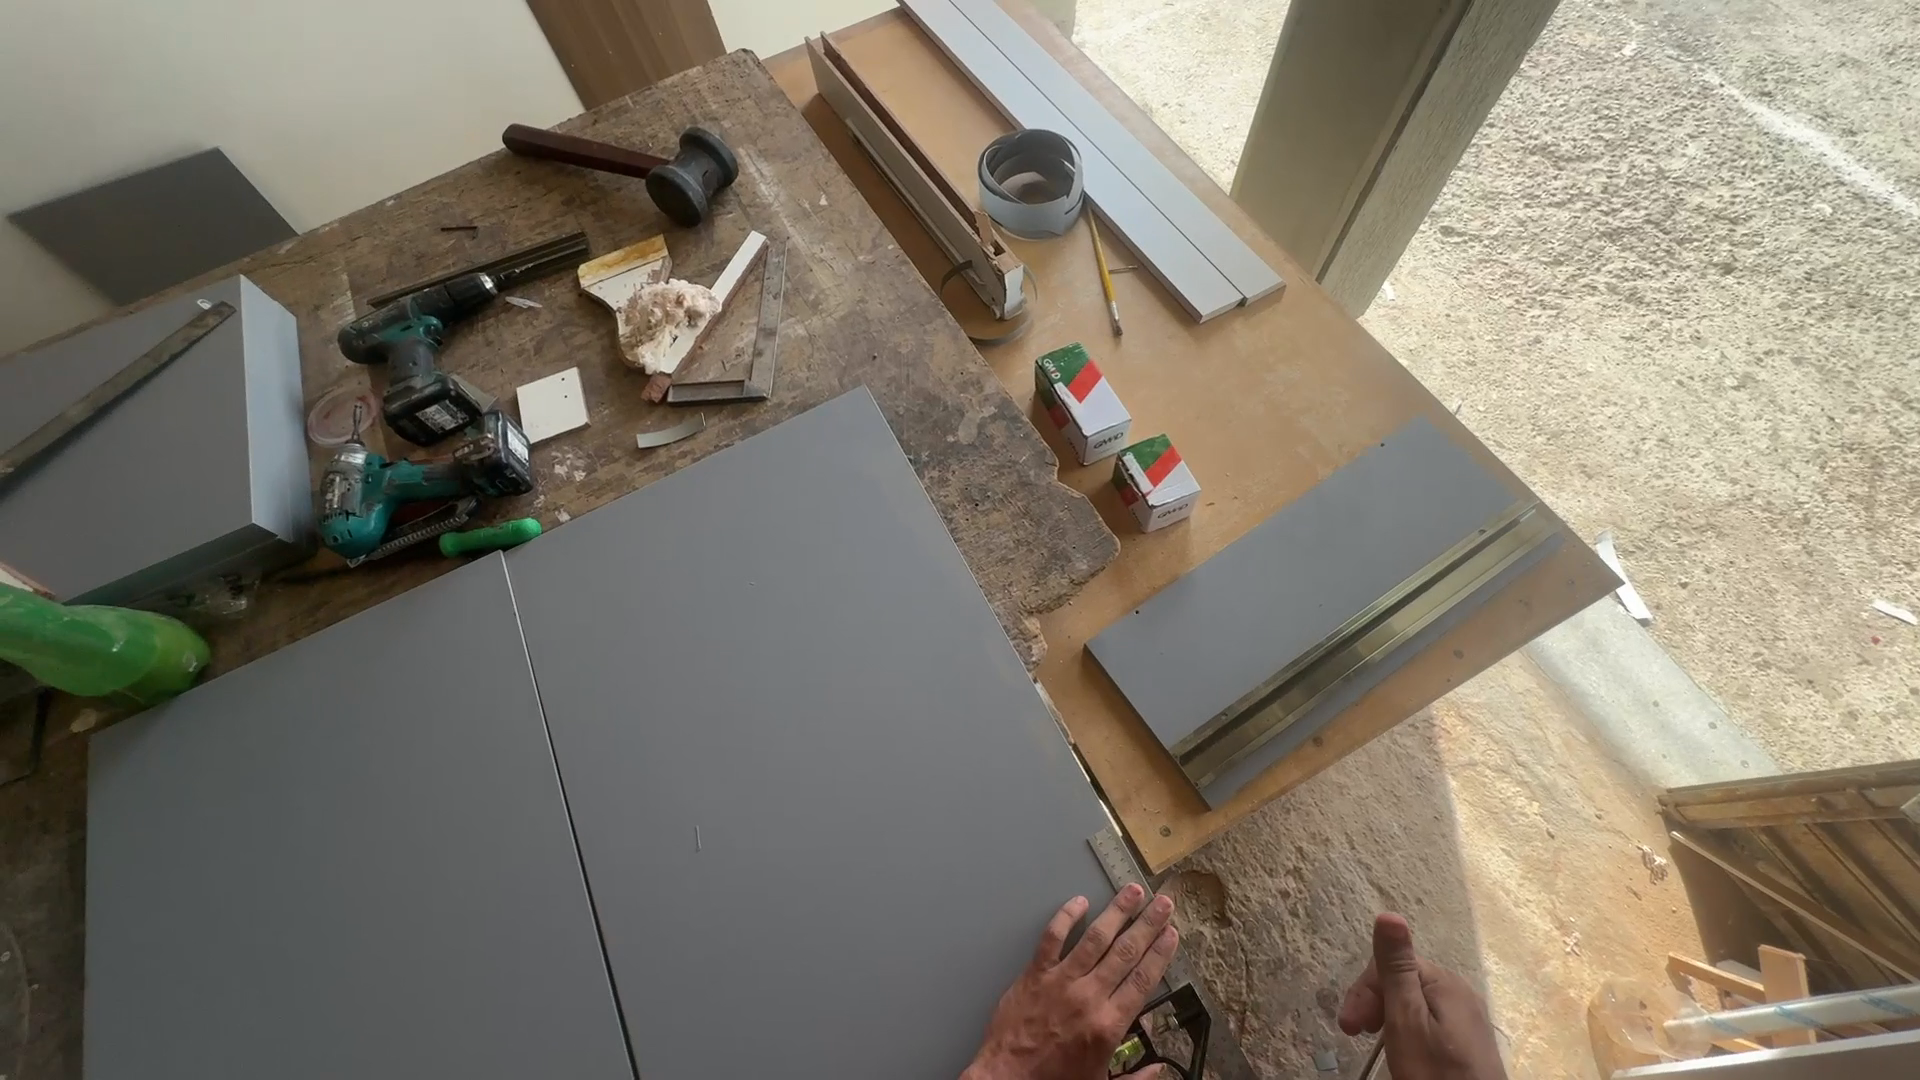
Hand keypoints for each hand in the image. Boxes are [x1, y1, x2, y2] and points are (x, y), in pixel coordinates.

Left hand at [961, 883, 1179, 1079]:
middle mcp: (1088, 997)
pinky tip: (1080, 901)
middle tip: (1162, 902)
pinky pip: (1052, 938)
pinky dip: (1066, 917)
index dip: (1160, 954)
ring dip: (1116, 912)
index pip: (1142, 980)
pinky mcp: (1035, 973)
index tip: (1172, 933)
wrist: (1008, 1079)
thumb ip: (1135, 1078)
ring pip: (1094, 938)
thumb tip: (1160, 1071)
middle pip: (1125, 952)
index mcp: (1108, 1025)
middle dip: (1147, 924)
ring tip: (1131, 891)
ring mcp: (1061, 980)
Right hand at [1338, 914, 1506, 1079]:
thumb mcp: (1406, 1019)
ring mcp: (1467, 1020)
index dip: (1365, 991)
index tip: (1350, 1026)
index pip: (1389, 964)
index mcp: (1445, 982)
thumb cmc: (1435, 1074)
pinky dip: (1407, 1032)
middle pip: (1401, 982)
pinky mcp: (1469, 1044)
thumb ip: (1396, 967)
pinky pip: (1428, 1022)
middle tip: (1353, 1034)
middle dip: (1373, 1004)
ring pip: (1412, 1003)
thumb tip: (1389, 913)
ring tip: (1375, 1043)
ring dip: (1386, 1018)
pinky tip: (1403, 1050)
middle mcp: (1460, 992)